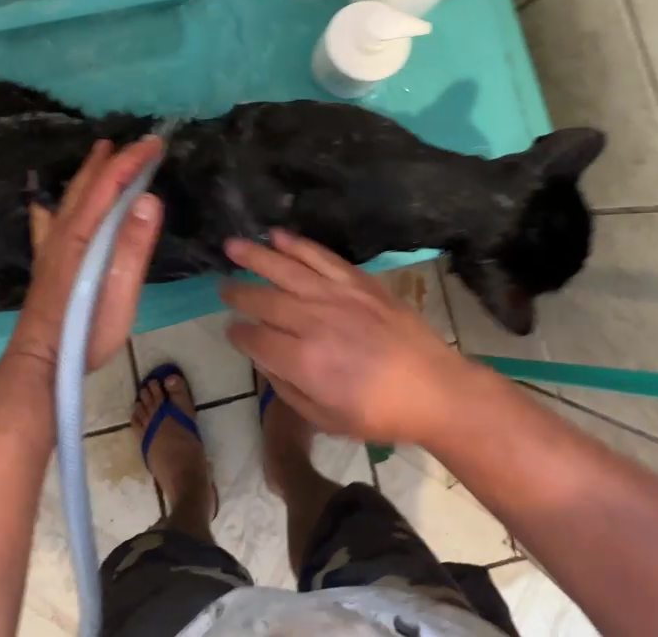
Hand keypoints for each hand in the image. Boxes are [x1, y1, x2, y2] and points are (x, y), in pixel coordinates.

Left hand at [9, 139, 164, 371]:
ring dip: (90, 171)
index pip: (108, 184)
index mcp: (81, 234)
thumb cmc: (85, 331)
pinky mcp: (47, 259)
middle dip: (114, 159)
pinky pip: (52, 214)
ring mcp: (51, 245)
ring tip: (102, 151)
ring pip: (70, 195)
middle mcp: (62, 231)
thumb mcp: (118, 292)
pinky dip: (60, 196)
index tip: (157, 143)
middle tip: (139, 143)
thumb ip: (132, 245)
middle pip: (88, 184)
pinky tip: (50, 199)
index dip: (132, 160)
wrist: (41, 363)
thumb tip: (149, 197)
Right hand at [221, 230, 483, 445]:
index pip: (255, 339)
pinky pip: (321, 256)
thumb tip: (266, 361)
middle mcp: (314, 322)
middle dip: (238, 294)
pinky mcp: (359, 281)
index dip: (238, 334)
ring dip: (255, 256)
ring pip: (286, 269)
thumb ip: (288, 389)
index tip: (230, 330)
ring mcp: (337, 296)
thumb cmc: (379, 413)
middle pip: (264, 301)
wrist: (434, 388)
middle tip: (223, 288)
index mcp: (303, 361)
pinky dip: (297, 244)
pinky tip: (277, 236)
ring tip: (232, 246)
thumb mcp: (326, 420)